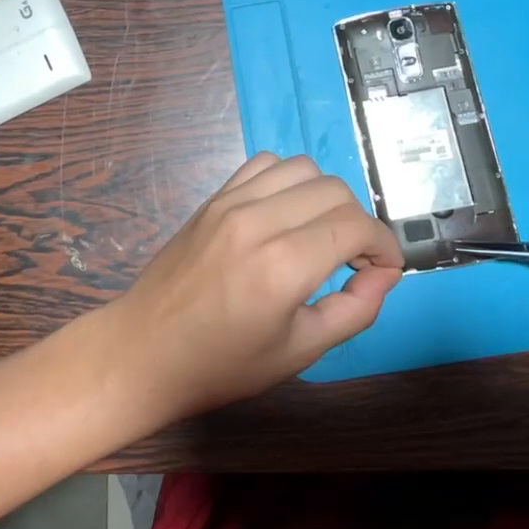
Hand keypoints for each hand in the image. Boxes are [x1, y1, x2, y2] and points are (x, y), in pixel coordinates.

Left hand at [104, 153, 403, 420]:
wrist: (144, 351)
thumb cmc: (222, 364)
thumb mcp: (299, 352)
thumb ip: (354, 310)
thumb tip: (385, 274)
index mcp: (282, 266)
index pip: (356, 226)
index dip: (384, 246)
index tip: (385, 269)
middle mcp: (258, 221)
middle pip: (336, 190)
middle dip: (360, 222)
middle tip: (355, 260)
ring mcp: (231, 202)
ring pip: (303, 168)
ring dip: (326, 196)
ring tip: (320, 234)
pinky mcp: (214, 197)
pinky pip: (264, 164)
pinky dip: (288, 181)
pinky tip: (285, 214)